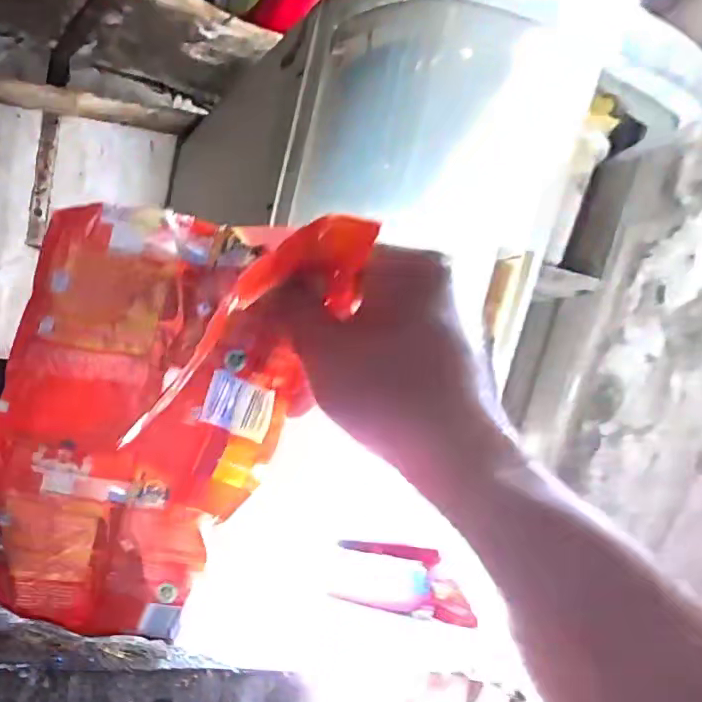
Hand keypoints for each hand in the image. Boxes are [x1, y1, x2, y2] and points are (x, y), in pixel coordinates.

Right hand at [268, 245, 520, 483]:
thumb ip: (289, 307)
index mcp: (410, 266)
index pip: (332, 249)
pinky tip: (308, 388)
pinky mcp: (431, 347)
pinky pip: (371, 337)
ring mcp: (433, 315)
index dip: (284, 270)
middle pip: (343, 283)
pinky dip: (338, 355)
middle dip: (295, 310)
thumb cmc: (385, 390)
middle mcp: (428, 280)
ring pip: (353, 315)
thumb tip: (264, 285)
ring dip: (311, 338)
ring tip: (275, 368)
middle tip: (256, 332)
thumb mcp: (323, 347)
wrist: (452, 452)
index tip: (249, 294)